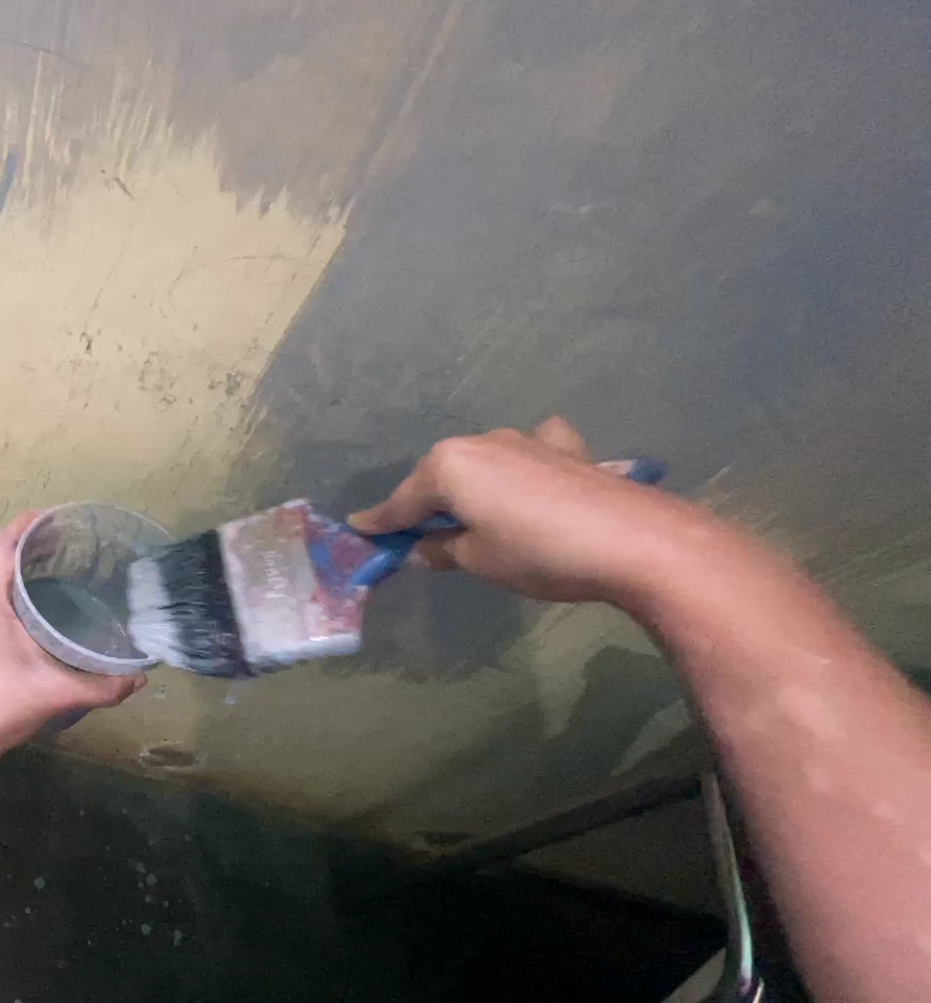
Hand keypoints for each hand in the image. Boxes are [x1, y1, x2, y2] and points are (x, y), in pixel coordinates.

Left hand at [0, 512, 144, 760]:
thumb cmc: (3, 705)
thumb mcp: (57, 692)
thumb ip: (103, 685)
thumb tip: (140, 678)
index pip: (3, 545)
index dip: (29, 525)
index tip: (59, 516)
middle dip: (31, 541)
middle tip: (70, 539)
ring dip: (19, 561)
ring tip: (58, 558)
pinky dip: (9, 579)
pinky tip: (36, 591)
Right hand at [347, 417, 717, 605]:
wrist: (642, 544)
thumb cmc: (540, 554)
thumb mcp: (475, 561)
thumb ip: (437, 550)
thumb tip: (418, 549)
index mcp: (445, 467)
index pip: (400, 503)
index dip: (379, 524)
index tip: (359, 531)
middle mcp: (478, 443)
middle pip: (436, 478)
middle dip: (424, 503)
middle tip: (417, 535)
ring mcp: (524, 441)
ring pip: (477, 462)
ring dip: (467, 483)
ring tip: (469, 511)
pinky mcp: (565, 450)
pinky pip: (530, 448)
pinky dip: (522, 458)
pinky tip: (531, 467)